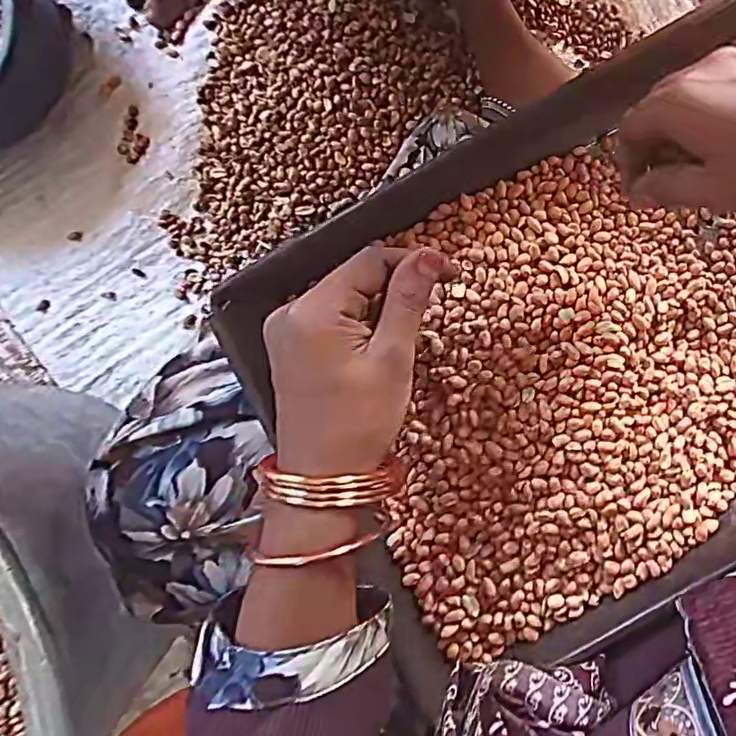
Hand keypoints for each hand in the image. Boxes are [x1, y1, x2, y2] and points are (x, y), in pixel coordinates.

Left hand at [263, 244, 456, 475]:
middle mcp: (290, 312)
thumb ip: (409, 300)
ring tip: (405, 334)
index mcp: (312, 311)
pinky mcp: (291, 345)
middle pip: (356, 273)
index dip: (413, 261)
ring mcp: (286, 329)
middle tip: (434, 303)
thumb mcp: (393, 358)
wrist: (323, 478)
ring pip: (347, 293)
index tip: (449, 273)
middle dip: (398, 283)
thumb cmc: (358, 424)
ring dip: (382, 303)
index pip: (370, 259)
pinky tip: (380, 343)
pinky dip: (362, 319)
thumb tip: (428, 256)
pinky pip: (333, 314)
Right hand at [614, 46, 735, 216]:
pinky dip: (708, 115)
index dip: (628, 161)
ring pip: (687, 95)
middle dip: (653, 144)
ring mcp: (735, 61)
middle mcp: (701, 70)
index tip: (640, 189)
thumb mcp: (717, 191)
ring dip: (681, 129)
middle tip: (666, 182)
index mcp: (680, 100)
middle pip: (656, 105)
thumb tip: (639, 189)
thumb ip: (667, 188)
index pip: (630, 126)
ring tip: (702, 166)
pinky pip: (717, 88)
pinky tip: (730, 143)